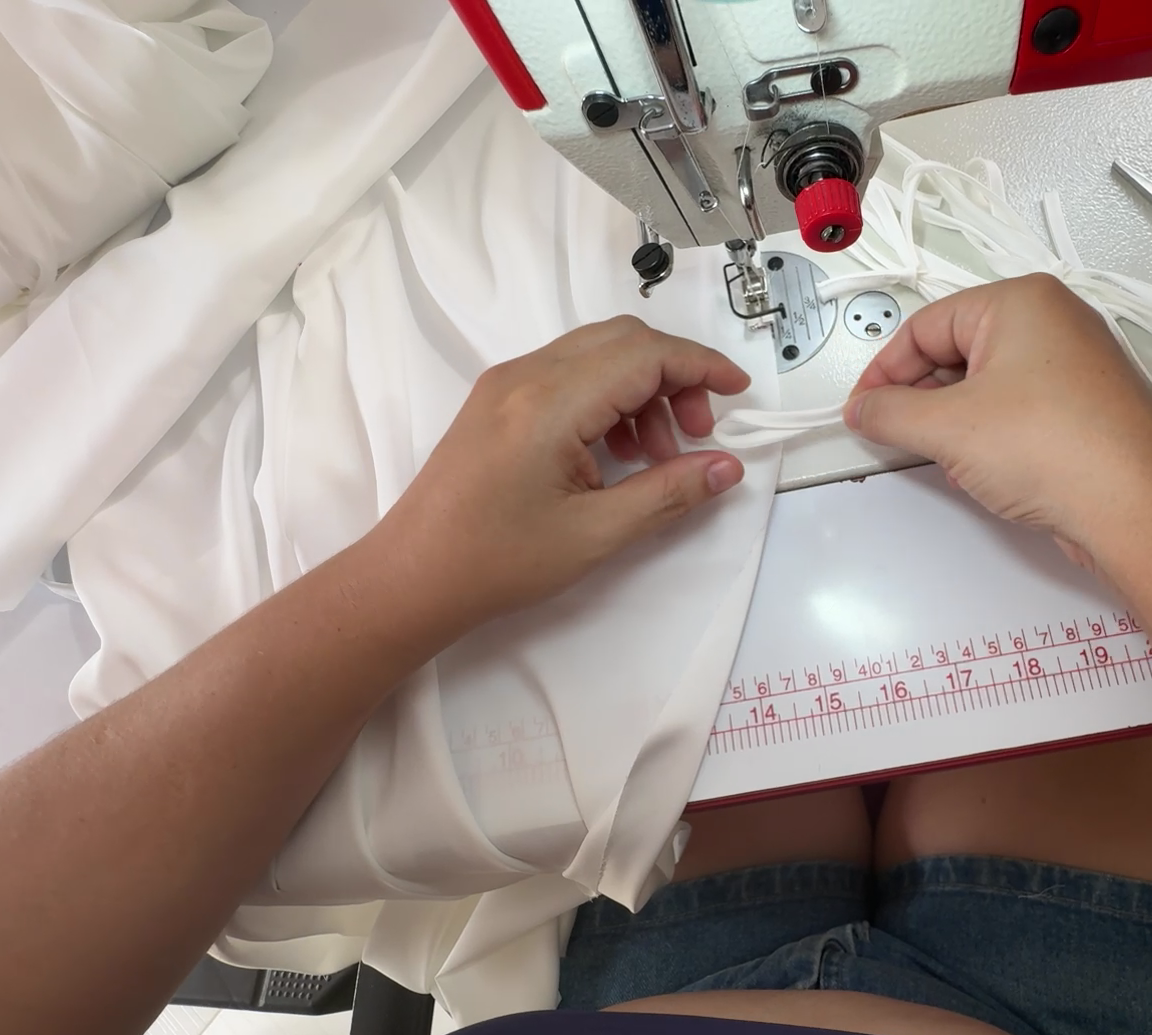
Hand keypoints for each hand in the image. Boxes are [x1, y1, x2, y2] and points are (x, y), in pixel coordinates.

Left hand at [369, 316, 749, 628]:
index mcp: (550, 403)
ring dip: (645, 390)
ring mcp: (508, 384)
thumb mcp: (597, 534)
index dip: (701, 365)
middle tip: (697, 433)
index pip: (644, 355)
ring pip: (599, 354)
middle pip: (624, 340)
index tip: (739, 393)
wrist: (411, 577)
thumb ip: (670, 493)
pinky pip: (573, 376)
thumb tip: (728, 468)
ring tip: (660, 455)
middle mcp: (527, 375)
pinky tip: (620, 453)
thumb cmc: (500, 561)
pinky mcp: (501, 401)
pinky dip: (613, 399)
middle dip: (676, 376)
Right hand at [843, 275, 1151, 553]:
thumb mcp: (948, 428)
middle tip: (893, 432)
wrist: (1135, 509)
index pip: (926, 326)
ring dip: (950, 421)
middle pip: (956, 352)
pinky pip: (1013, 410)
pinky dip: (984, 434)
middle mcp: (1052, 325)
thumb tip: (862, 409)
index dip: (885, 369)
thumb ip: (889, 413)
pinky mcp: (1081, 409)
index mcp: (1020, 303)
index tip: (863, 408)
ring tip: (940, 453)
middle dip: (919, 397)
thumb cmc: (1054, 449)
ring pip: (984, 385)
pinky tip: (978, 467)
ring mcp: (1072, 368)